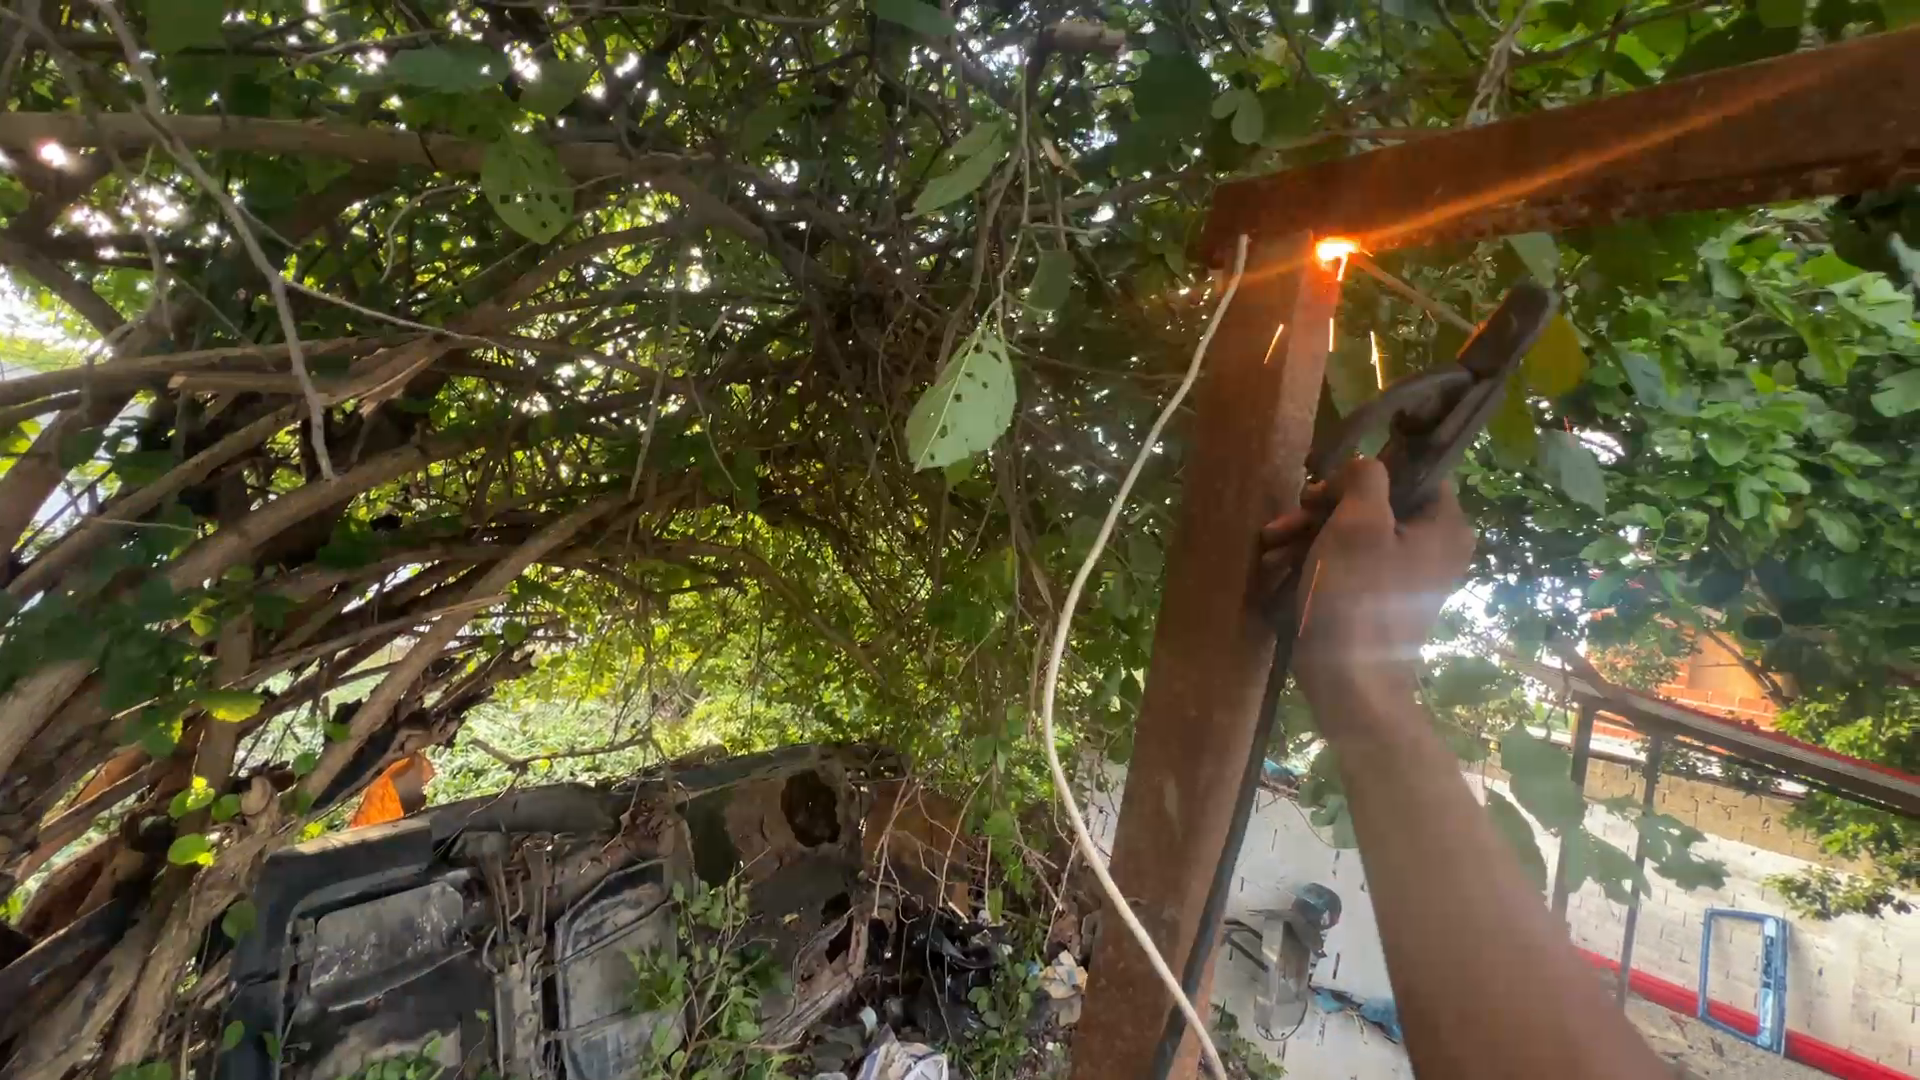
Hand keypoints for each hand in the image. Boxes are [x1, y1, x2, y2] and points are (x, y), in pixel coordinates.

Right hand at [1260, 458, 1474, 731]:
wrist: (1348, 680)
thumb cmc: (1355, 597)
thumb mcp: (1356, 525)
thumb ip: (1364, 480)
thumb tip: (1364, 464)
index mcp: (1444, 527)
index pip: (1412, 474)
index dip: (1363, 475)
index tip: (1322, 489)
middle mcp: (1433, 548)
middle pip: (1373, 505)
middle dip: (1320, 511)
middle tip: (1285, 522)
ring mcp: (1405, 576)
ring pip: (1352, 535)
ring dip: (1307, 535)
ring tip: (1271, 548)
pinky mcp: (1377, 599)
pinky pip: (1347, 564)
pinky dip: (1313, 562)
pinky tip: (1278, 568)